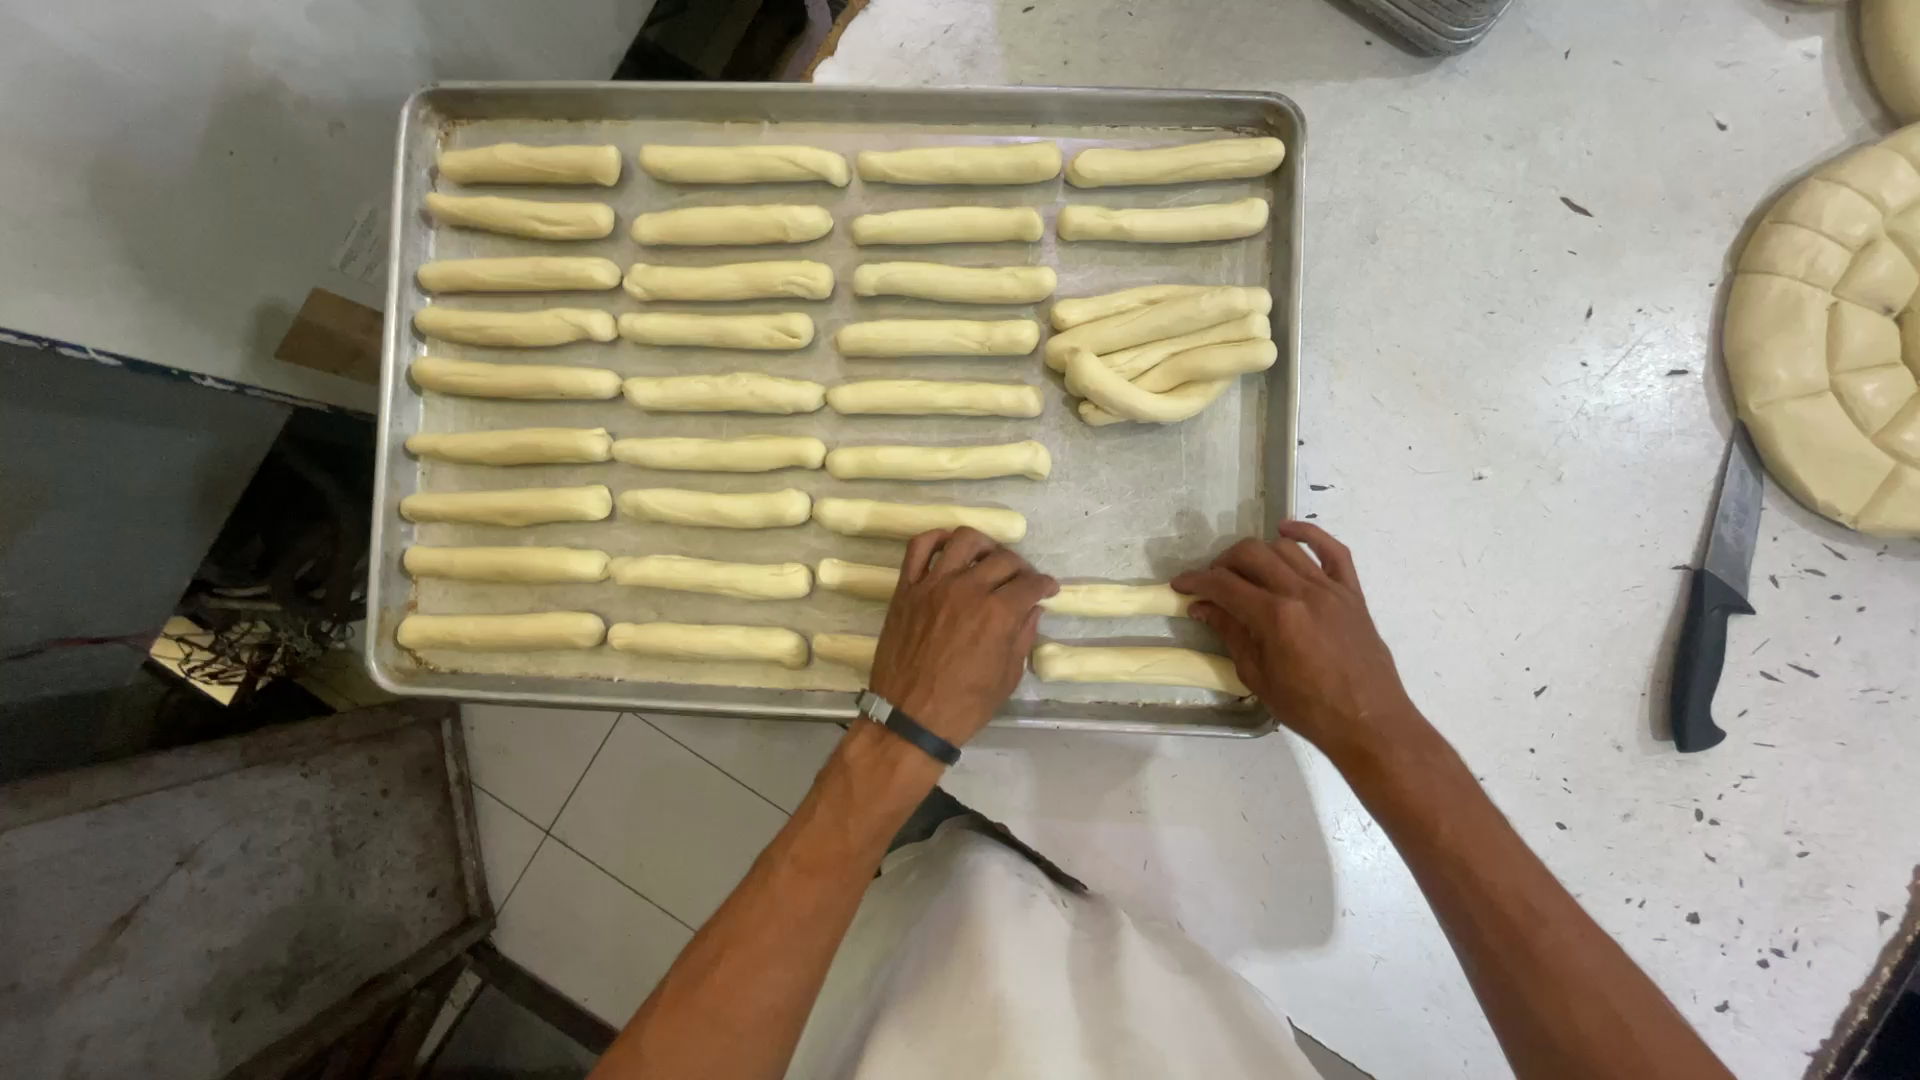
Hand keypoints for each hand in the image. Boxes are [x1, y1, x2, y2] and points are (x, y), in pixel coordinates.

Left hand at [868, 527, 1057, 747]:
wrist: (910, 718)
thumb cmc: (965, 705)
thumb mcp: (1007, 676)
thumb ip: (1022, 636)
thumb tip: (1033, 609)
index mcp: (998, 613)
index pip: (1031, 583)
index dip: (1045, 584)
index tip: (1048, 589)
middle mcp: (968, 589)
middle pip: (1003, 559)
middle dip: (1021, 567)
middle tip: (1021, 581)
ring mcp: (933, 585)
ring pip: (963, 540)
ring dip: (984, 545)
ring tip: (987, 559)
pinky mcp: (906, 589)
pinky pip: (918, 549)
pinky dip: (935, 539)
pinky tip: (948, 546)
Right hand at [1172, 521, 1422, 759]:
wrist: (1369, 722)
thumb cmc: (1309, 708)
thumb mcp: (1257, 676)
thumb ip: (1230, 633)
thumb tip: (1203, 608)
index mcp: (1275, 617)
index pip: (1224, 585)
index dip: (1196, 581)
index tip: (1180, 585)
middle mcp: (1302, 593)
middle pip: (1251, 554)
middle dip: (1222, 563)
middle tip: (1211, 583)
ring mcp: (1330, 589)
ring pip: (1285, 548)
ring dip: (1257, 553)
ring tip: (1244, 571)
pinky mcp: (1352, 593)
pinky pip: (1333, 550)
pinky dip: (1308, 533)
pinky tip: (1286, 530)